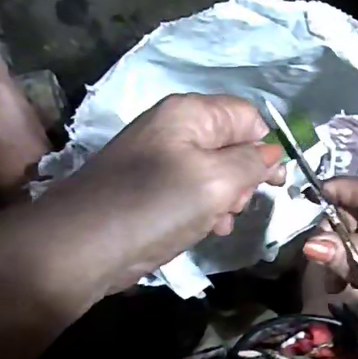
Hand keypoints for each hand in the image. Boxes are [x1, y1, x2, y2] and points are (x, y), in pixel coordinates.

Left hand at [43, 94, 283, 293]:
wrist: (83, 246)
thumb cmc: (155, 206)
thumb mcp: (216, 181)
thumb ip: (251, 163)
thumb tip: (271, 152)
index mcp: (189, 113)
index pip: (248, 116)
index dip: (266, 147)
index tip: (274, 183)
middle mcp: (173, 128)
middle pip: (231, 143)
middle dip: (243, 176)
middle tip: (235, 205)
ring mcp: (158, 160)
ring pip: (214, 172)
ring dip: (226, 198)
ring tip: (218, 222)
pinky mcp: (149, 189)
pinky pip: (191, 192)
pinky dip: (204, 210)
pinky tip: (204, 229)